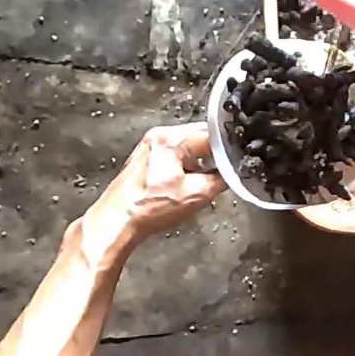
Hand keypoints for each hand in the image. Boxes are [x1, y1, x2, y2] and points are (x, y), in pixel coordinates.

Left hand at [80, 122, 225, 256]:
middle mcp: (159, 136)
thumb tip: (232, 173)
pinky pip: (175, 155)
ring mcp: (151, 146)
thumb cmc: (148, 207)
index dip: (228, 150)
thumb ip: (221, 179)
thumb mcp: (197, 194)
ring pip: (187, 147)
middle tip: (223, 174)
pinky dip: (185, 167)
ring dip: (199, 162)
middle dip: (213, 155)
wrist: (118, 220)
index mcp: (171, 139)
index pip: (212, 135)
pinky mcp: (147, 158)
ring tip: (201, 183)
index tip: (237, 162)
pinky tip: (184, 185)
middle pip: (199, 137)